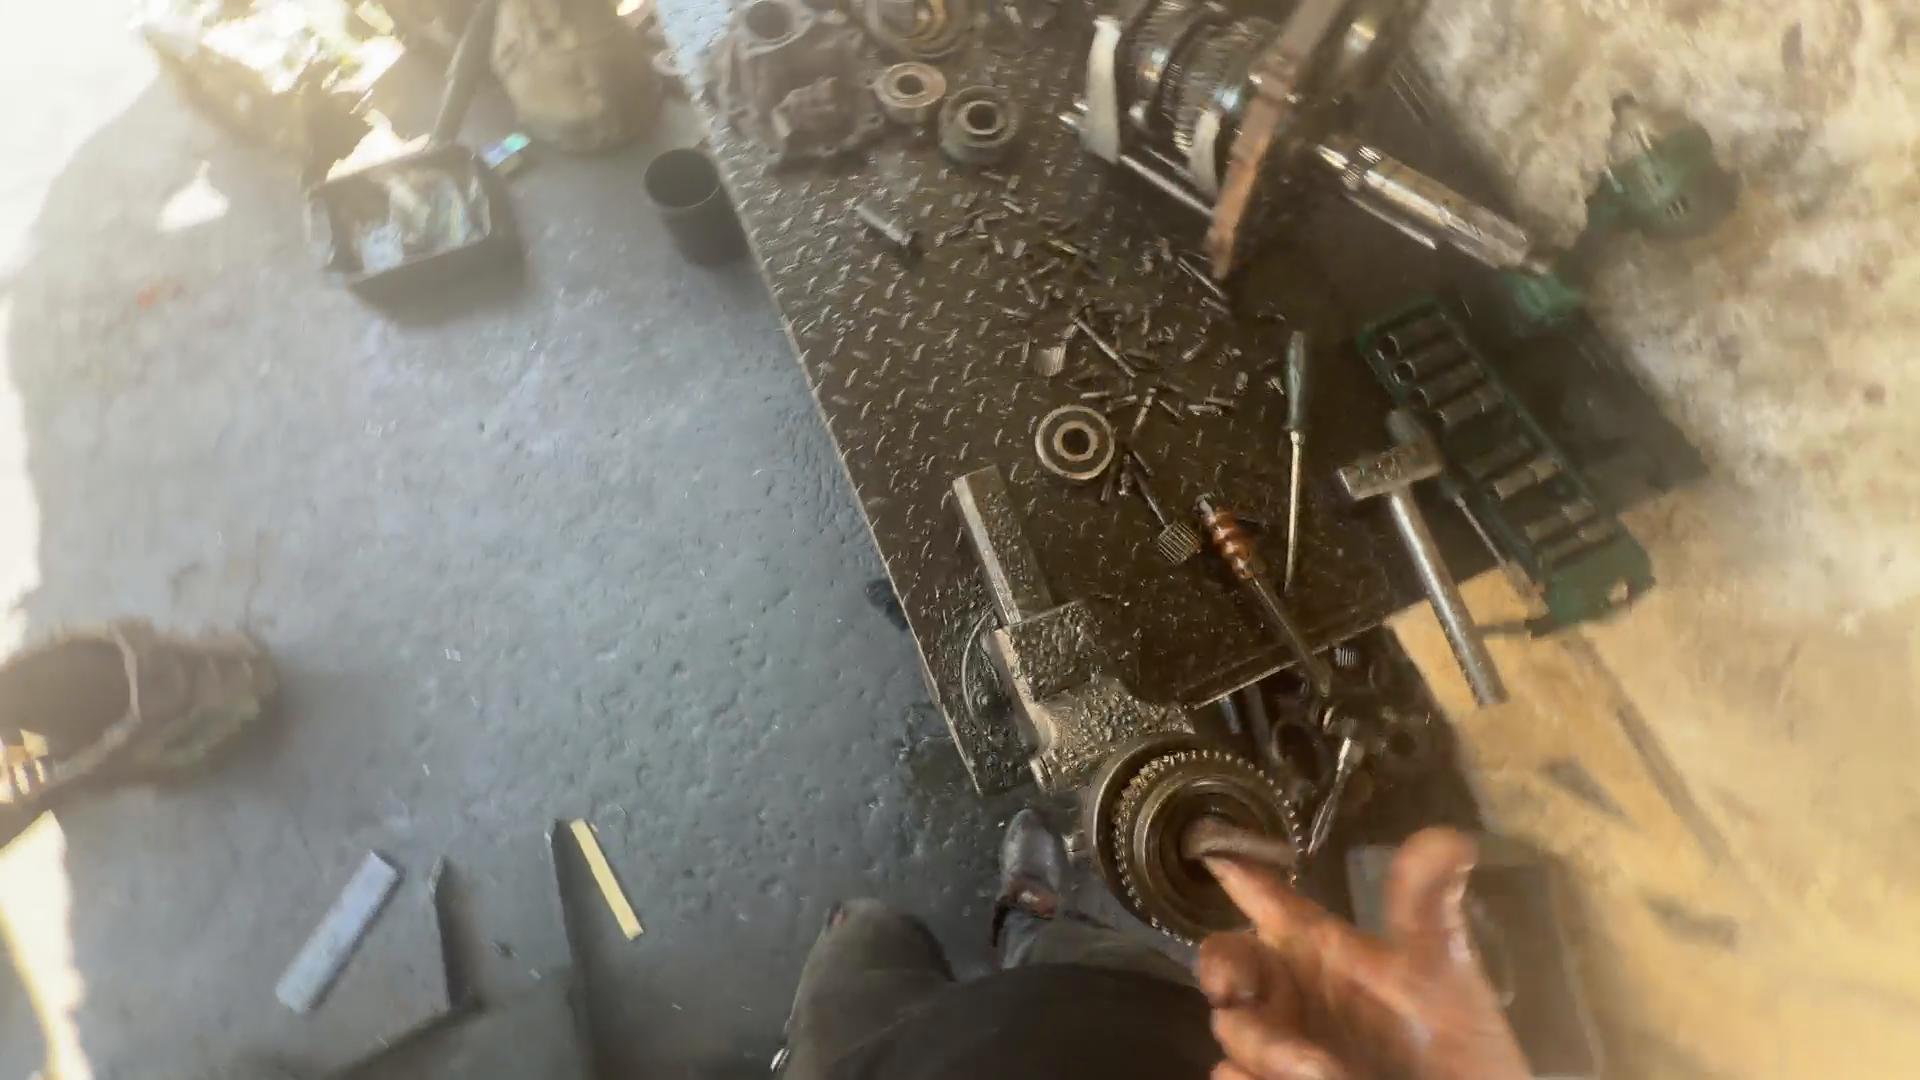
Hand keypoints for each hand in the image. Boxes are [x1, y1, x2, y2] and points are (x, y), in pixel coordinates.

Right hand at [1197, 827, 1529, 1079]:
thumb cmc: (1454, 1046)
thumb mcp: (1443, 972)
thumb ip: (1427, 904)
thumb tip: (1455, 836)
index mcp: (1312, 944)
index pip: (1259, 892)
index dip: (1231, 867)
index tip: (1208, 852)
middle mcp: (1284, 986)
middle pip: (1223, 957)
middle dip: (1220, 968)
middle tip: (1232, 987)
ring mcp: (1275, 1040)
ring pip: (1231, 1026)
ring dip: (1265, 1047)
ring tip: (1322, 1072)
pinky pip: (1229, 1077)